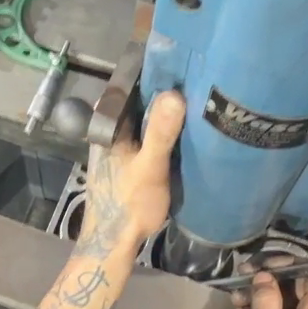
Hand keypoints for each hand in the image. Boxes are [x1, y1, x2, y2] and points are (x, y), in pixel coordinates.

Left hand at [76, 90, 184, 257]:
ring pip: (144, 124)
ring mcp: (121, 151)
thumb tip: (175, 94)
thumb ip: (160, 133)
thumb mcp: (149, 166)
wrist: (115, 243)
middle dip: (163, 96)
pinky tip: (187, 135)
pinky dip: (165, 136)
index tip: (181, 65)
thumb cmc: (128, 203)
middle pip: (138, 106)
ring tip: (199, 103)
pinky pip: (150, 141)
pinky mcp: (131, 166)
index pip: (128, 90)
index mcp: (108, 129)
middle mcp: (111, 135)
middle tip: (198, 82)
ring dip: (165, 117)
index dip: (151, 76)